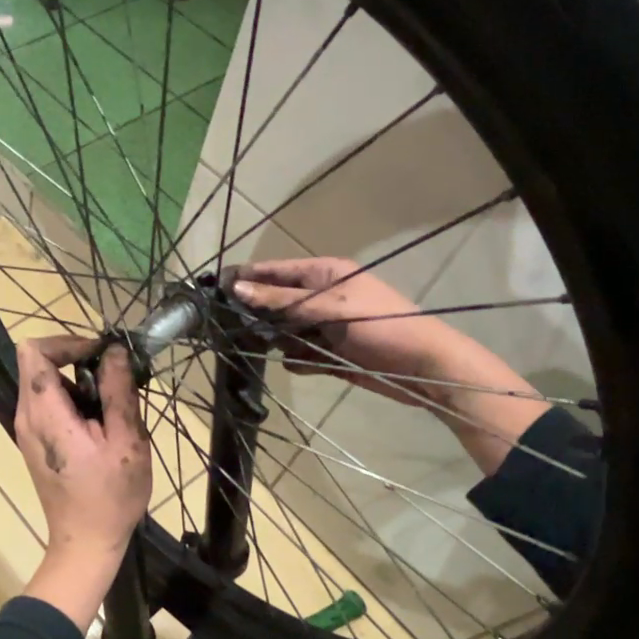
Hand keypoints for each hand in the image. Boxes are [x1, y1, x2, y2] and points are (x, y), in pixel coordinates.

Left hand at [13, 335, 152, 628]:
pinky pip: (47, 404)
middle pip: (38, 363)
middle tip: (114, 377)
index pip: (34, 350)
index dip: (68, 342)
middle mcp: (26, 416)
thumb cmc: (110, 496)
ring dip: (77, 382)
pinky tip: (100, 423)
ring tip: (112, 403)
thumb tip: (114, 351)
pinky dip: (71, 400)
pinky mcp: (34, 442)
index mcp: (45, 414)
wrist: (85, 542)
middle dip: (76, 360)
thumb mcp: (126, 441)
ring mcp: (26, 430)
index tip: (102, 355)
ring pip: (43, 382)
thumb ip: (118, 391)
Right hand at [231, 257, 465, 400]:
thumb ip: (282, 300)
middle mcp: (320, 297)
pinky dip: (298, 362)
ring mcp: (324, 327)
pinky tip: (305, 365)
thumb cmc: (382, 327)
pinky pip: (299, 356)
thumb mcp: (329, 308)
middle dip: (258, 315)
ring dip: (278, 342)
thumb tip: (237, 287)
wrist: (425, 368)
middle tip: (234, 327)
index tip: (214, 289)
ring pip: (283, 332)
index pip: (274, 270)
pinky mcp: (328, 355)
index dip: (246, 277)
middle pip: (274, 303)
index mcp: (324, 274)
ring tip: (278, 349)